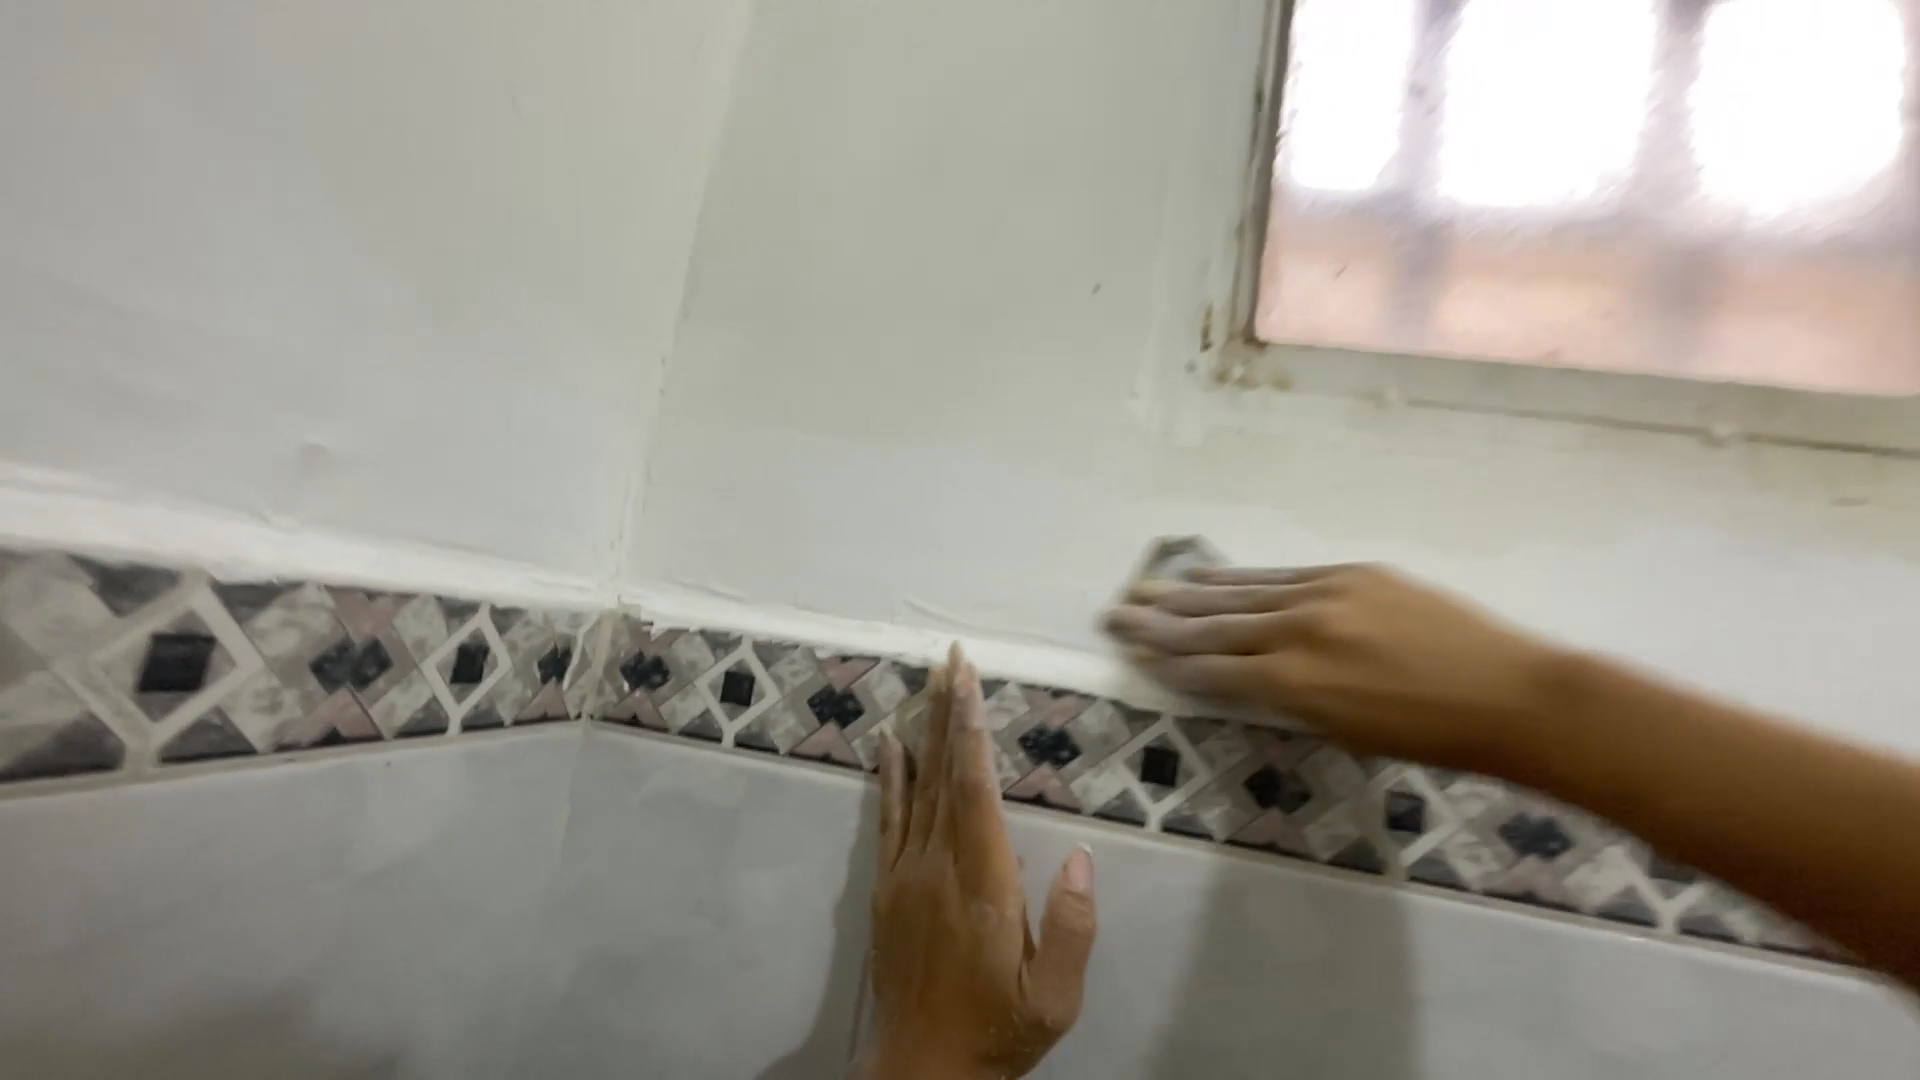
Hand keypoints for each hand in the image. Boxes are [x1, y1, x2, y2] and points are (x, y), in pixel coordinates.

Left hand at [865, 645, 1097, 1079]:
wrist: (920, 1072)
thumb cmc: (997, 1032)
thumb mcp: (1054, 1001)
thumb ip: (1071, 928)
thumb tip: (1079, 853)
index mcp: (983, 884)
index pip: (975, 791)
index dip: (971, 731)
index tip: (969, 682)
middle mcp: (939, 866)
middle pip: (944, 773)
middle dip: (948, 711)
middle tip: (951, 658)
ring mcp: (906, 873)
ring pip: (917, 787)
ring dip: (925, 730)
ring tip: (929, 683)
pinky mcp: (888, 887)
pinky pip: (888, 819)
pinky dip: (890, 777)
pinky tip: (890, 743)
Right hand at [1105, 564, 1562, 771]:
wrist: (1514, 696)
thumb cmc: (1430, 736)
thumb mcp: (1344, 733)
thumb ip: (1284, 701)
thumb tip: (1241, 679)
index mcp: (1295, 683)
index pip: (1212, 669)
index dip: (1168, 662)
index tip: (1133, 652)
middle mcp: (1297, 632)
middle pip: (1211, 626)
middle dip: (1158, 621)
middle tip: (1117, 610)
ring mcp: (1323, 595)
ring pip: (1239, 595)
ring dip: (1188, 593)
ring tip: (1149, 587)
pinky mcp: (1349, 574)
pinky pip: (1278, 576)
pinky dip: (1239, 578)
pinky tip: (1209, 574)